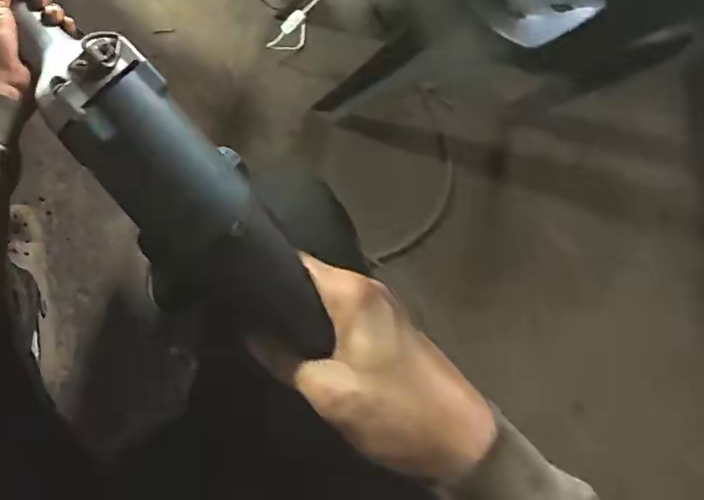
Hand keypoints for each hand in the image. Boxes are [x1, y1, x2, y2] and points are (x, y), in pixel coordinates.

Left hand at [0, 0, 75, 101]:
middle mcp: (13, 23)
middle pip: (38, 2)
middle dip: (45, 0)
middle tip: (43, 9)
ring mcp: (31, 39)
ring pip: (52, 16)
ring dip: (57, 13)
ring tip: (54, 21)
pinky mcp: (46, 53)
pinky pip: (62, 34)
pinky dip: (66, 28)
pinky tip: (65, 29)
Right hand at [251, 255, 498, 486]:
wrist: (465, 445)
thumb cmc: (394, 410)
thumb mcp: (330, 393)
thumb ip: (284, 360)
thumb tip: (251, 336)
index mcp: (350, 289)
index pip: (294, 258)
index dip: (263, 268)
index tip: (238, 281)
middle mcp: (366, 285)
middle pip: (310, 276)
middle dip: (281, 292)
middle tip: (247, 308)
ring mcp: (381, 304)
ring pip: (327, 296)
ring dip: (303, 310)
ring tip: (269, 324)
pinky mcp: (390, 325)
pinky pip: (344, 310)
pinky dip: (324, 321)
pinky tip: (306, 340)